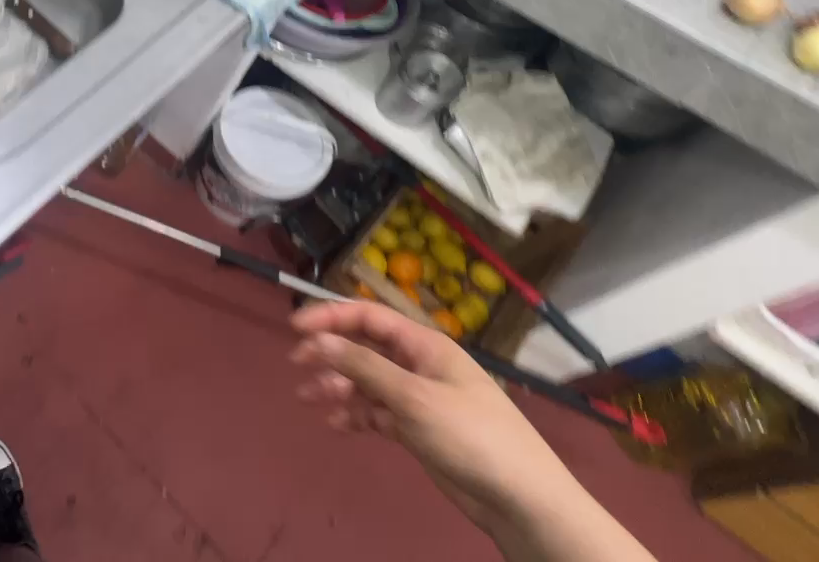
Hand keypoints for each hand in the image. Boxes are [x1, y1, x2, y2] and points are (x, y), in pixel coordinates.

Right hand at [291, 301, 573, 528]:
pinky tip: (335, 423)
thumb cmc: (471, 436)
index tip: (295, 328)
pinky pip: (375, 411)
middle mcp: (417, 365)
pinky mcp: (416, 428)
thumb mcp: (413, 397)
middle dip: (329, 352)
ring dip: (335, 385)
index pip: (368, 316)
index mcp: (423, 345)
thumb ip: (363, 366)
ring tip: (308, 398)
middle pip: (363, 347)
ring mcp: (417, 397)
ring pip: (364, 381)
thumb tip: (317, 339)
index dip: (330, 316)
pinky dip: (353, 414)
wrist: (523, 502)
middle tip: (296, 364)